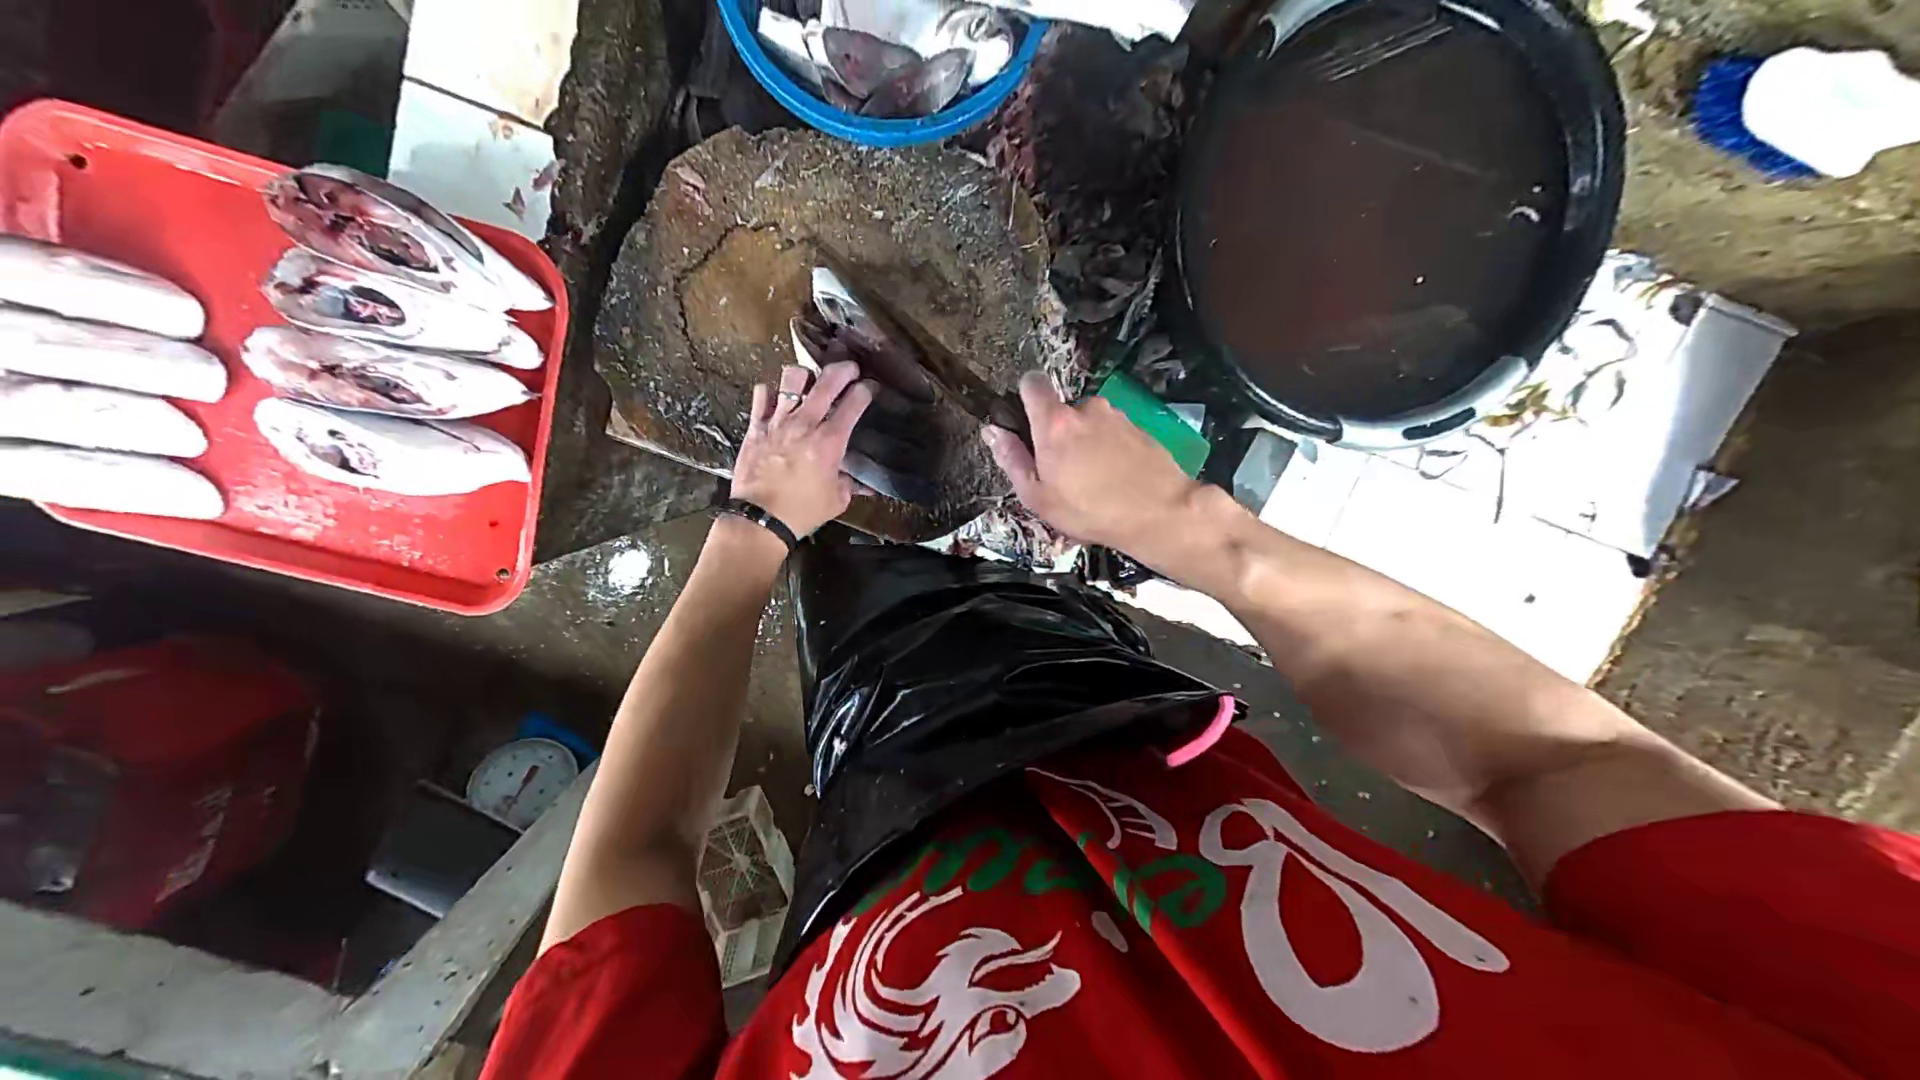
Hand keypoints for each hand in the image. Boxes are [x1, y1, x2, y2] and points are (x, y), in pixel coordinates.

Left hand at [732, 361, 873, 537]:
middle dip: (843, 370)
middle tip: (849, 369)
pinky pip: (763, 394)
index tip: (869, 388)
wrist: (761, 519)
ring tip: (809, 381)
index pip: (854, 403)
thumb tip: (861, 482)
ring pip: (792, 378)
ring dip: (804, 375)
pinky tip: (778, 399)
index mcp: (830, 441)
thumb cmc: (802, 511)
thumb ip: (849, 483)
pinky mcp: (756, 426)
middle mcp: (805, 424)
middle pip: (827, 381)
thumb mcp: (836, 499)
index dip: (865, 390)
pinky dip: (772, 392)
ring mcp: (778, 421)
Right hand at [983, 371, 1202, 553]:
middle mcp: (1086, 409)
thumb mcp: (1037, 495)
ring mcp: (1116, 416)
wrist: (1158, 513)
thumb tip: (993, 431)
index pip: (1032, 383)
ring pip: (1089, 423)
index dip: (1025, 396)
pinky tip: (1113, 480)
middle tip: (1062, 472)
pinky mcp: (1138, 427)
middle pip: (1062, 411)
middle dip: (1059, 434)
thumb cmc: (1090, 510)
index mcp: (1055, 423)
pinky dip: (1108, 450)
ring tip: (1091, 482)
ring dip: (1085, 444)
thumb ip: (1012, 459)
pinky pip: (1112, 433)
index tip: (1027, 422)